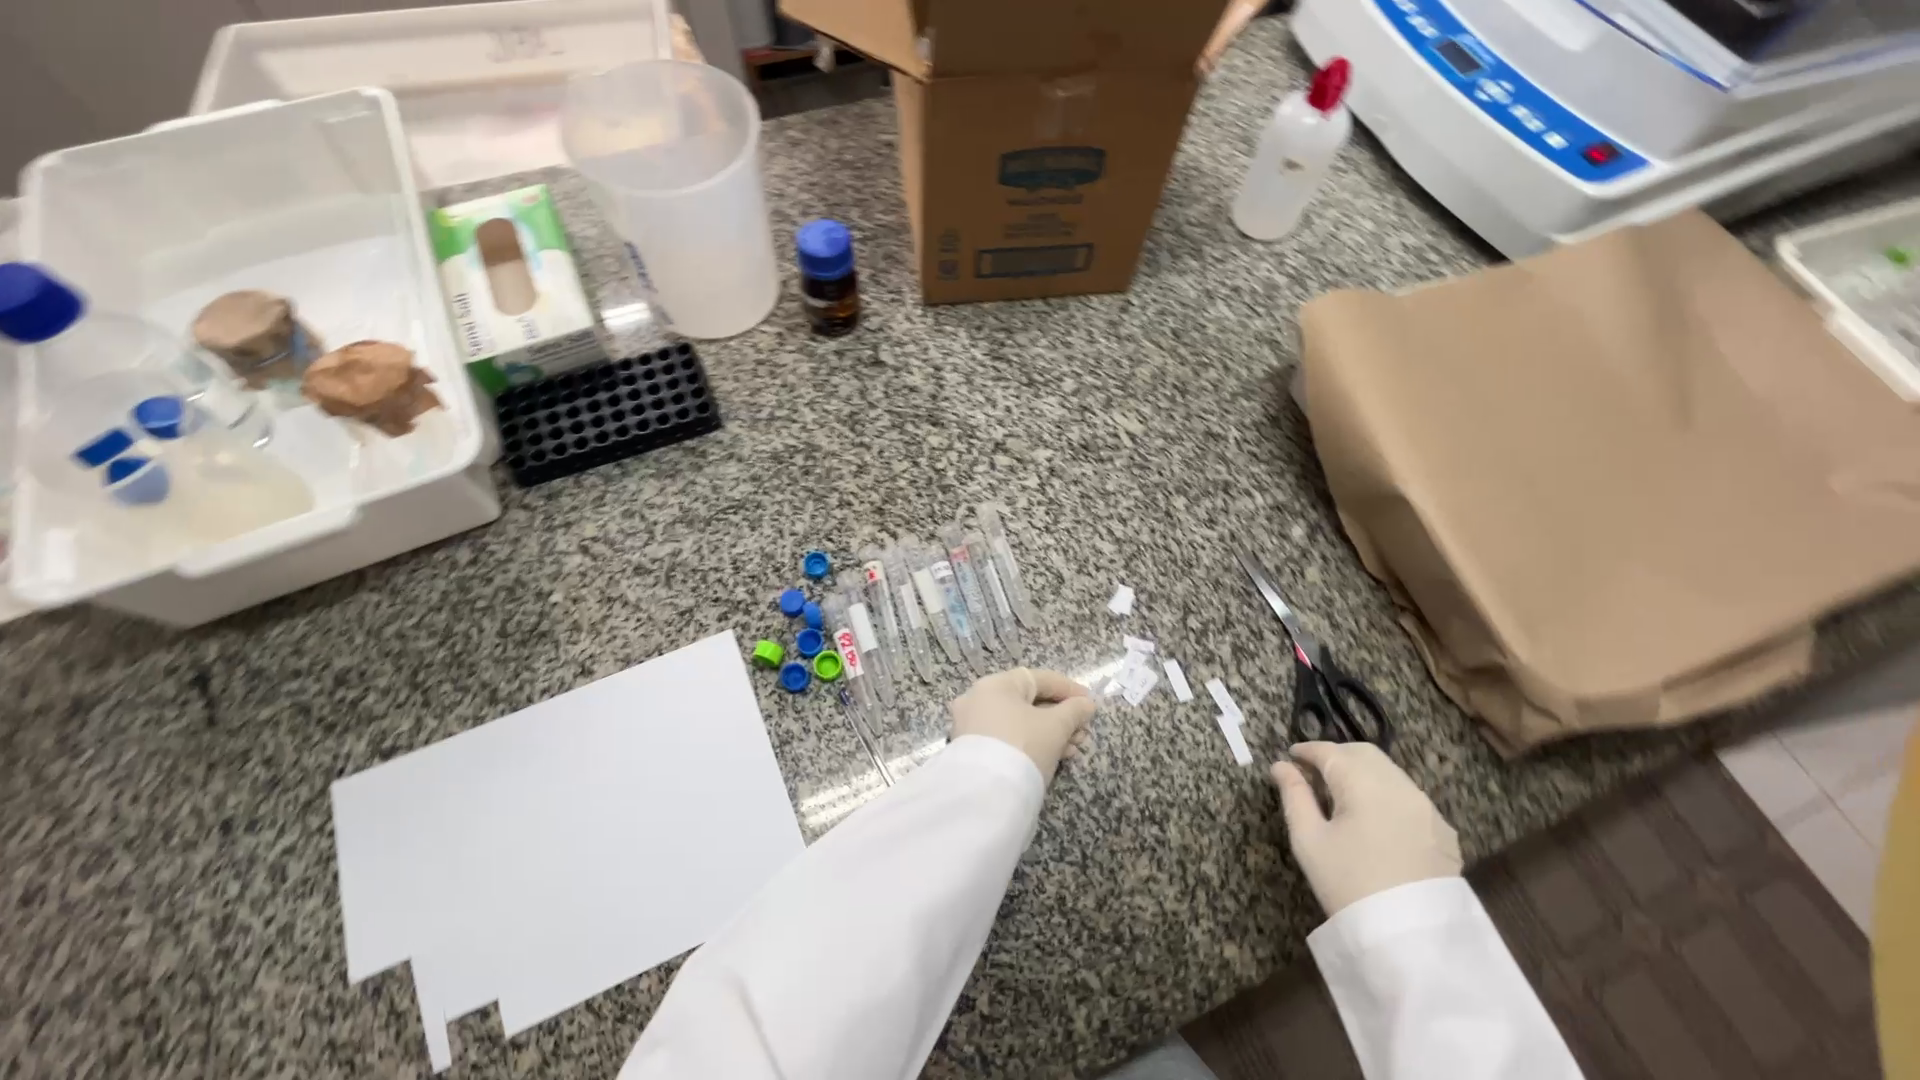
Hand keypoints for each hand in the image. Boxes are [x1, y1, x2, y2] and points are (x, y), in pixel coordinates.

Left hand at [950, 668, 1096, 783]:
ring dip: (1049, 732)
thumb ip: (1074, 711)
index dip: (1068, 689)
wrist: (987, 794)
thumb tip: (1086, 704)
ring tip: (1073, 748)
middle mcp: (977, 699)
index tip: (1089, 703)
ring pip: (1018, 722)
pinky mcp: (971, 751)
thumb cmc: (1024, 747)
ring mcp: (970, 726)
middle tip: (1082, 732)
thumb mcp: (1056, 727)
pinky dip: (1030, 742)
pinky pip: (1007, 738)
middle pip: (1028, 702)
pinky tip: (1054, 756)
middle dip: (1061, 717)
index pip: (1039, 679)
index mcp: (995, 685)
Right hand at [1271, 741, 1461, 916]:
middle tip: (1313, 772)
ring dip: (1363, 773)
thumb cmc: (1347, 883)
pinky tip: (1375, 819)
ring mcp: (1427, 808)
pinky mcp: (1443, 831)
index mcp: (1365, 784)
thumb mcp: (1309, 840)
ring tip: (1341, 795)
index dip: (1307, 750)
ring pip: (1390, 773)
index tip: (1290, 755)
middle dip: (1337, 755)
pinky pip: (1410, 798)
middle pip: (1365, 754)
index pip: (1331, 752)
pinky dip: (1387, 795)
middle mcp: (1401, 786)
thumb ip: (1293, 796)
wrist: (1408, 935)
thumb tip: (1281, 766)